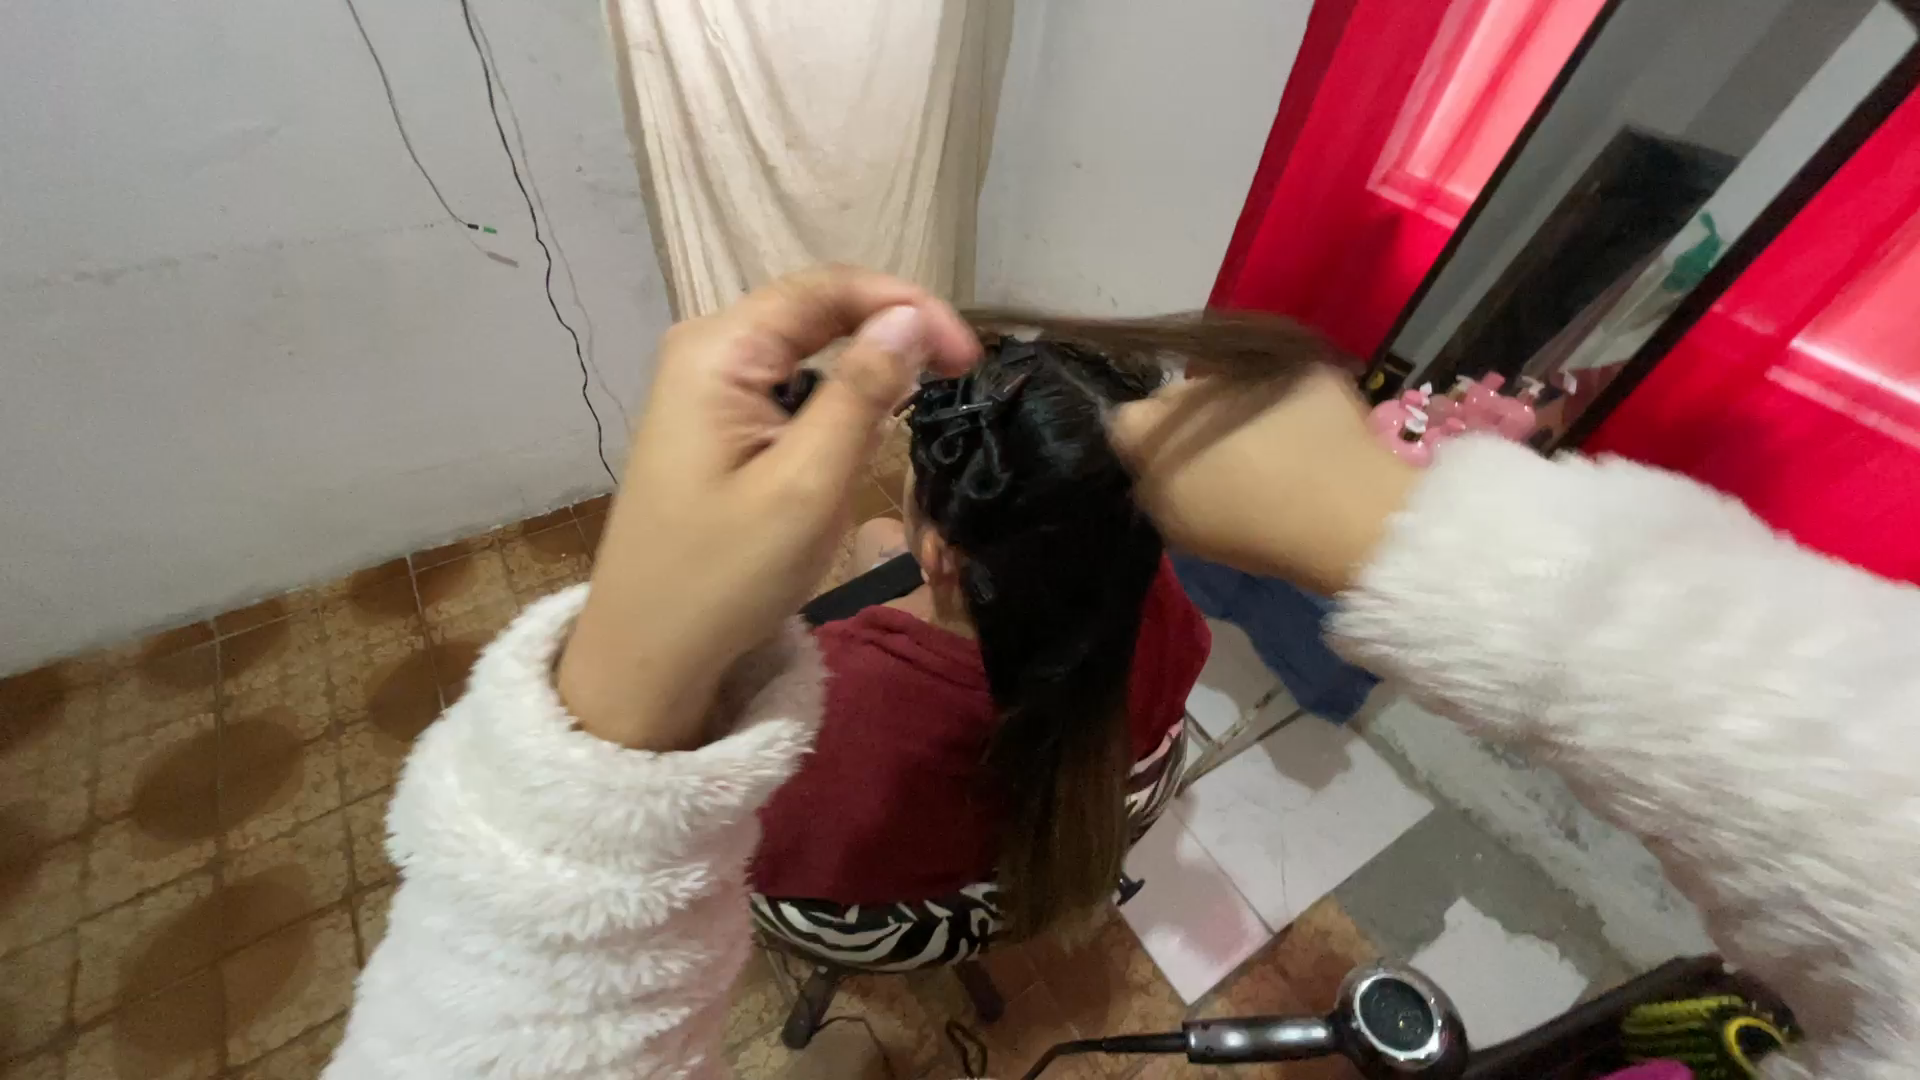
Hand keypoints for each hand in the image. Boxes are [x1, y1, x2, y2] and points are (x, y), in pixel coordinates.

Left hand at [558, 266, 979, 749]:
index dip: (907, 306)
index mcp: (721, 350)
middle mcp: (707, 351)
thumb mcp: (808, 484)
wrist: (651, 650)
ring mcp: (705, 390)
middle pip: (816, 315)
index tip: (967, 355)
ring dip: (861, 381)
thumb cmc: (727, 574)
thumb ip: (862, 393)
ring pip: (806, 357)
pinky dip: (831, 413)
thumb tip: (911, 317)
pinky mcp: (714, 426)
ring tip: (906, 418)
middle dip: (888, 339)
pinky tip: (846, 451)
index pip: (828, 289)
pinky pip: (788, 396)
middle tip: (954, 379)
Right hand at [1108, 367, 1419, 595]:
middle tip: (1210, 459)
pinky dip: (1278, 401)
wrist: (1342, 511)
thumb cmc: (1246, 527)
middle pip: (1171, 399)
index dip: (1140, 448)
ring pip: (1221, 386)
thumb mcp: (1173, 522)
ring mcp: (1246, 370)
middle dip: (1181, 423)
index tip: (1163, 472)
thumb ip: (1148, 484)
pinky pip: (1274, 381)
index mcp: (1150, 424)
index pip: (1123, 423)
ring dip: (1228, 409)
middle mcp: (1189, 385)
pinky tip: (1299, 432)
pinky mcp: (1298, 364)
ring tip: (1260, 444)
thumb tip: (1146, 462)